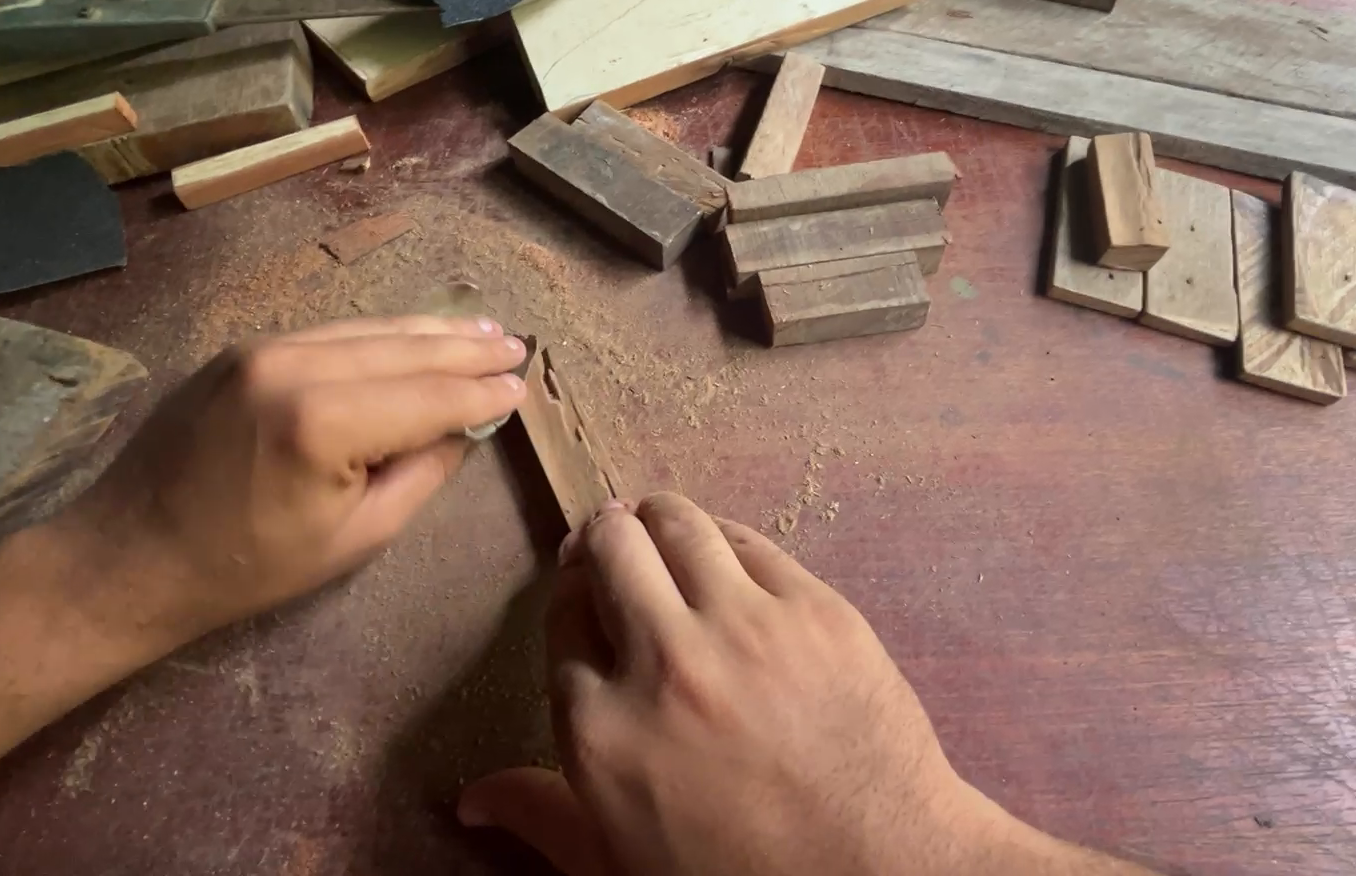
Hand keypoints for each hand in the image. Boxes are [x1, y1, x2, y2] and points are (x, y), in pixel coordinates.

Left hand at [66, 316, 527, 644]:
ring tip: (483, 328)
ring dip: (434, 331)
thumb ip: (423, 472)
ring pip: (375, 330)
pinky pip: (338, 332)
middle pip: (408, 350)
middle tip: (515, 345)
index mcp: (323, 424)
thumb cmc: (249, 568)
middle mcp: (295, 366)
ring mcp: (265, 348)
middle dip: (469, 349)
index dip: (482, 394)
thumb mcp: (358, 536)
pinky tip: (418, 333)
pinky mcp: (247, 347)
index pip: (430, 398)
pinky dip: (387, 334)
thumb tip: (466, 425)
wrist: (124, 558)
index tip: (522, 388)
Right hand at [458, 493, 1043, 875]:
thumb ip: (544, 817)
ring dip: (655, 516)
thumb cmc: (743, 873)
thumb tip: (469, 797)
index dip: (571, 598)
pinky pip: (745, 539)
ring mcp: (743, 626)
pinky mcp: (811, 605)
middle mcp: (665, 662)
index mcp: (604, 731)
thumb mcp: (623, 865)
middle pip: (609, 548)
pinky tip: (720, 554)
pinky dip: (720, 537)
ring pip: (675, 521)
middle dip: (601, 538)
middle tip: (610, 543)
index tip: (586, 598)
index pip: (561, 620)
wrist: (886, 869)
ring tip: (656, 527)